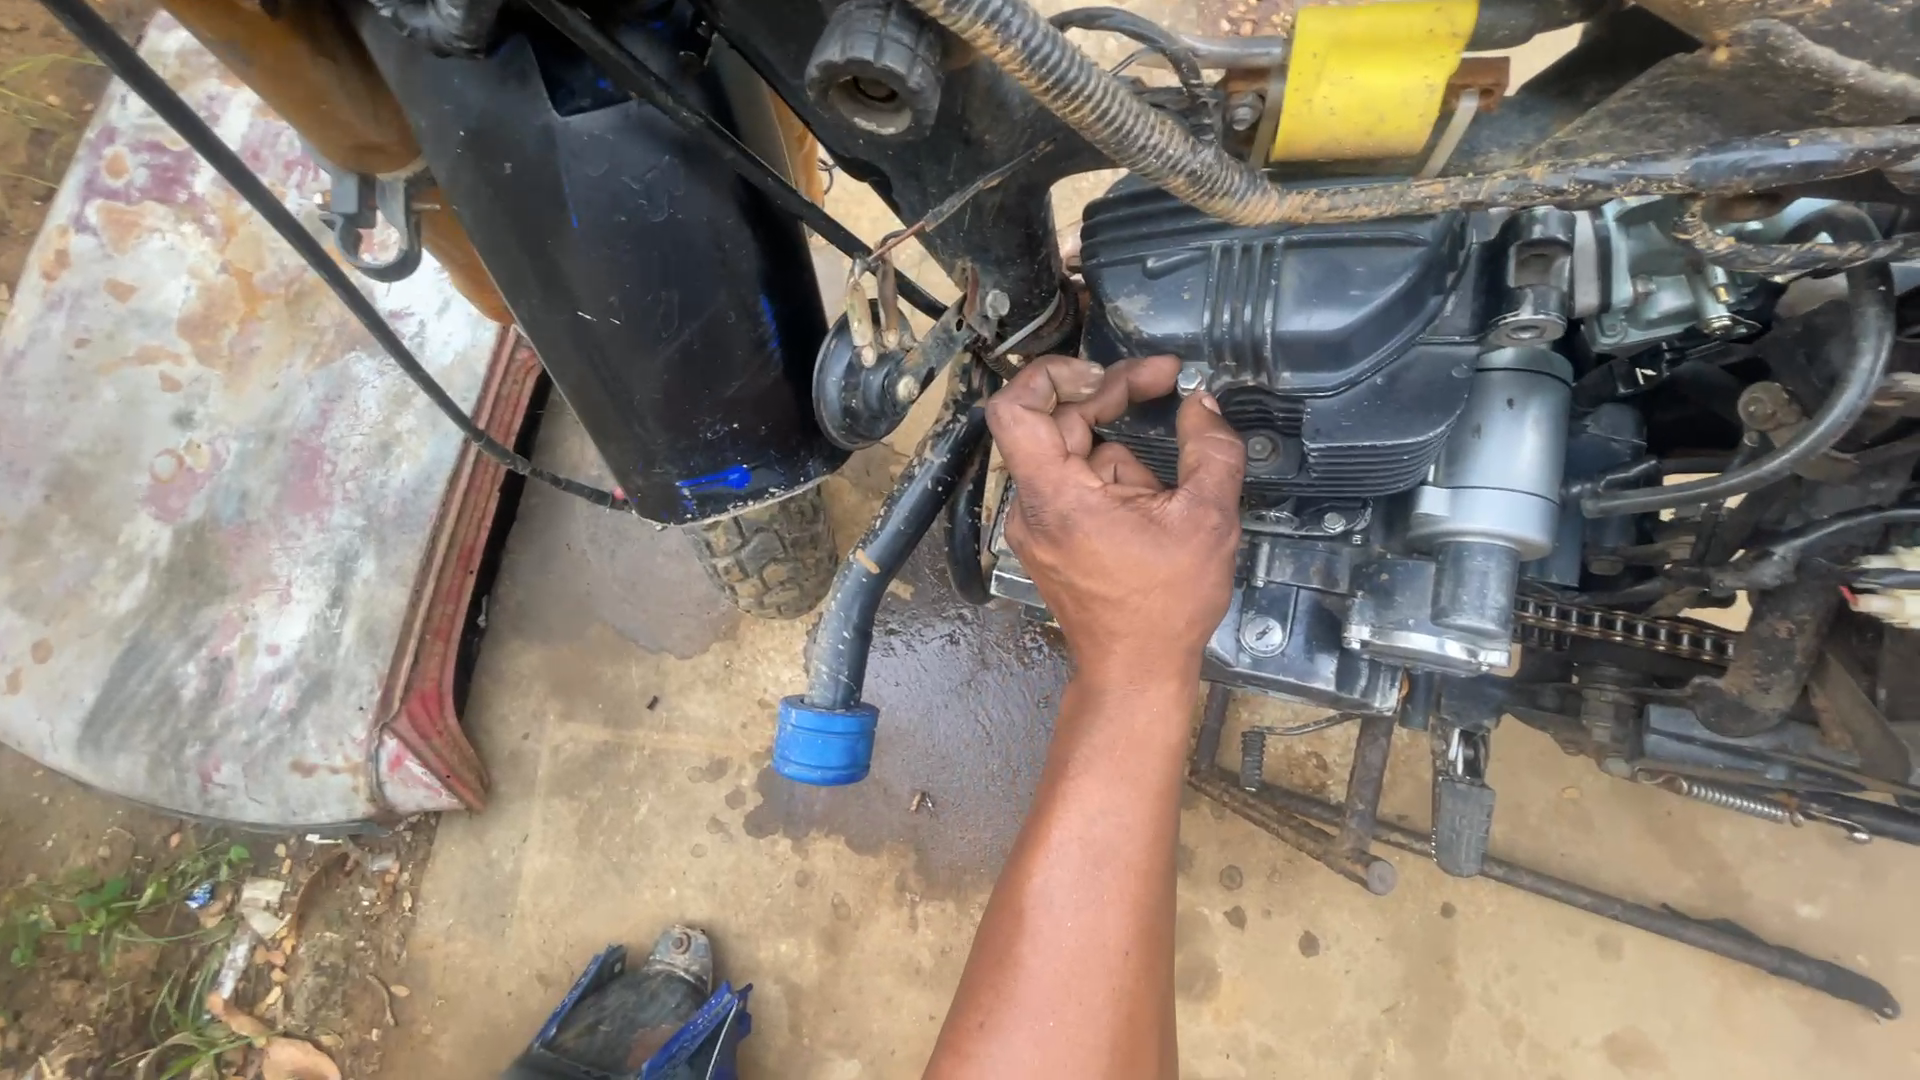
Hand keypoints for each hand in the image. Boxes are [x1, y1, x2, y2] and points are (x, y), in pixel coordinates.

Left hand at [987, 354, 1245, 686]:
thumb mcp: (1207, 519)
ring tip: (1164, 496)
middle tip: (1165, 384)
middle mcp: (1032, 506)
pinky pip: (1073, 485)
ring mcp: (1037, 524)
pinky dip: (1110, 481)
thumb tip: (1202, 402)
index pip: (1015, 409)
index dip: (1053, 373)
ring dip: (1119, 453)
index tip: (1105, 373)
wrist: (1135, 670)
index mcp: (1057, 496)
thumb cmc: (1165, 606)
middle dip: (1109, 398)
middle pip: (1054, 423)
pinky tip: (1149, 512)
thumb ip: (1211, 449)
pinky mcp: (1049, 538)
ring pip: (1071, 455)